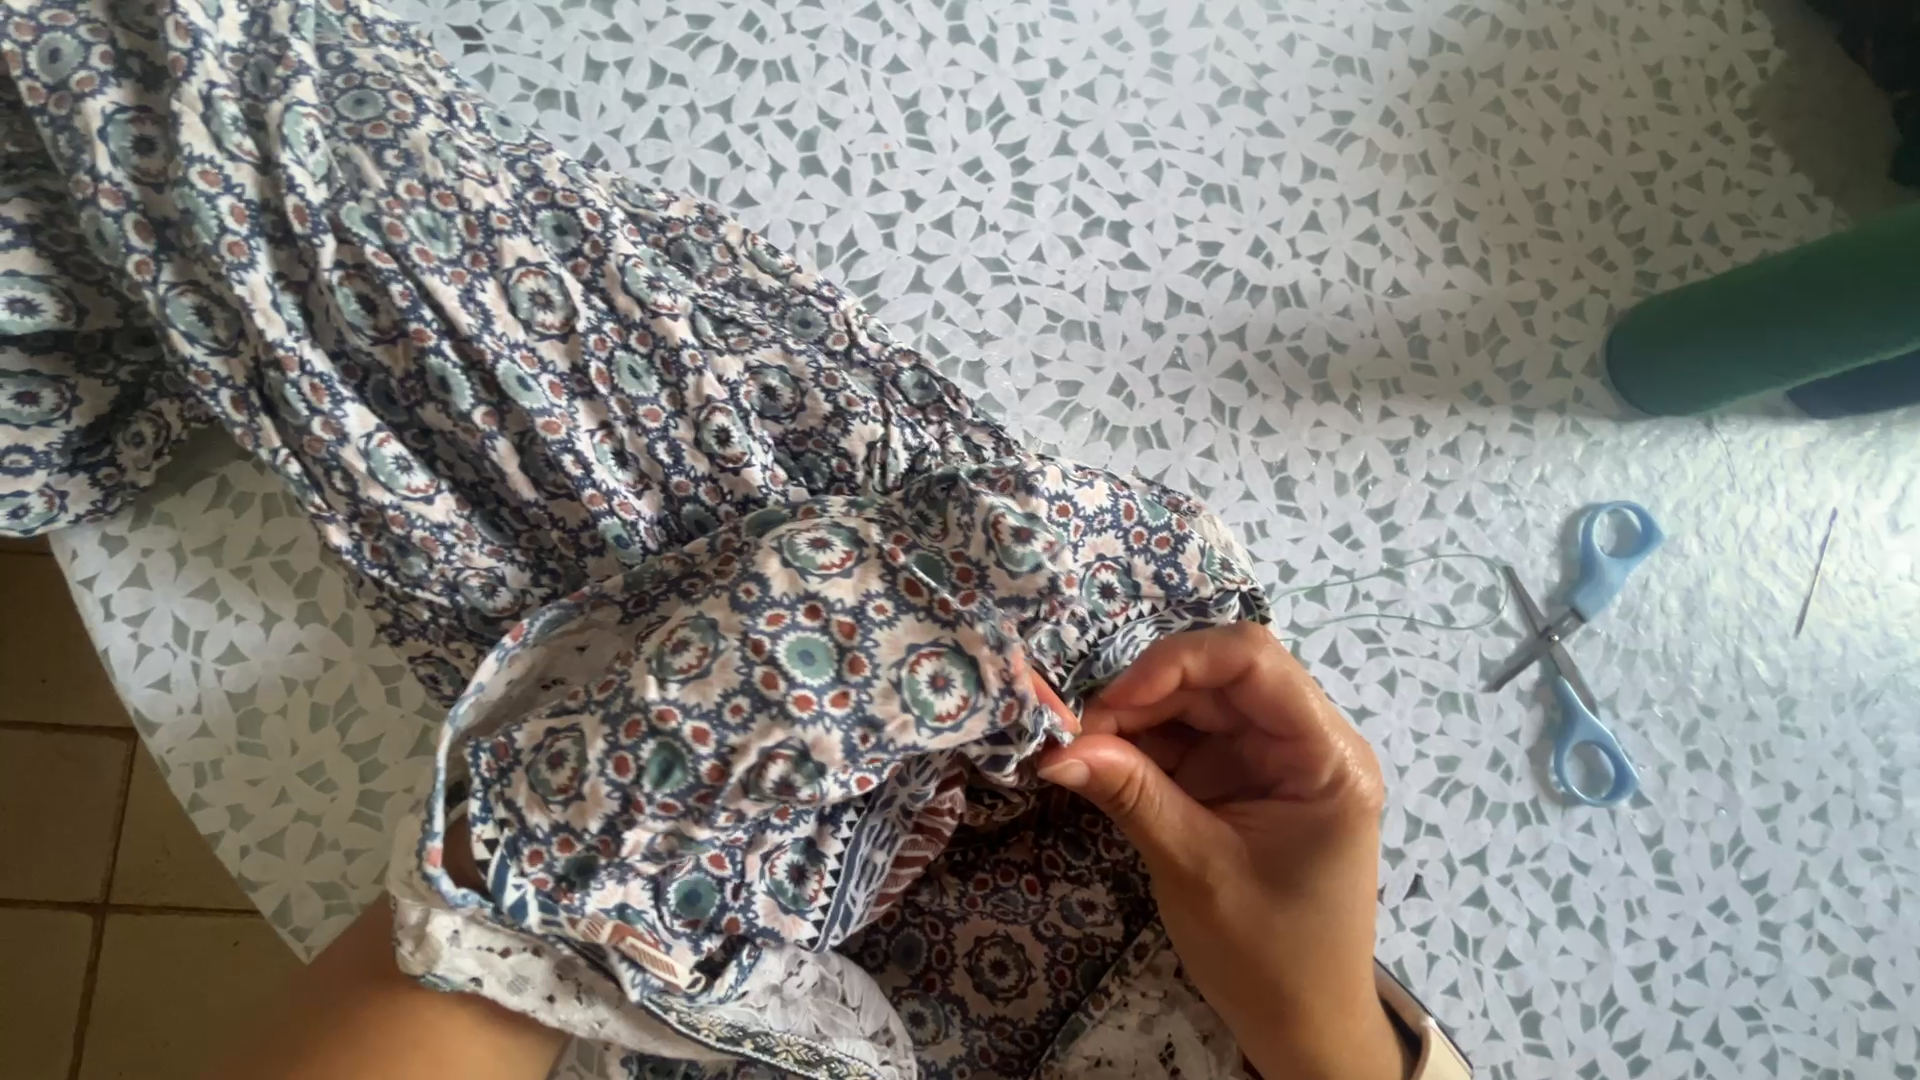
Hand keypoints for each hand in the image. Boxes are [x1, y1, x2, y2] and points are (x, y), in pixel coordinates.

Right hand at [1033, 623, 1408, 1079]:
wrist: (1300, 1025)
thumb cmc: (1270, 956)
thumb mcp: (1195, 869)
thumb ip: (1130, 795)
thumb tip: (1055, 748)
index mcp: (1325, 756)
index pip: (1253, 660)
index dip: (1176, 661)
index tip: (1111, 702)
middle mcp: (1301, 739)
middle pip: (1214, 676)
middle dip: (1141, 696)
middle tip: (1078, 736)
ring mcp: (1267, 753)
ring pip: (1190, 700)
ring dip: (1132, 718)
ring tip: (1083, 753)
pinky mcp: (1236, 771)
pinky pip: (1181, 733)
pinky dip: (1137, 742)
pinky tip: (1103, 763)